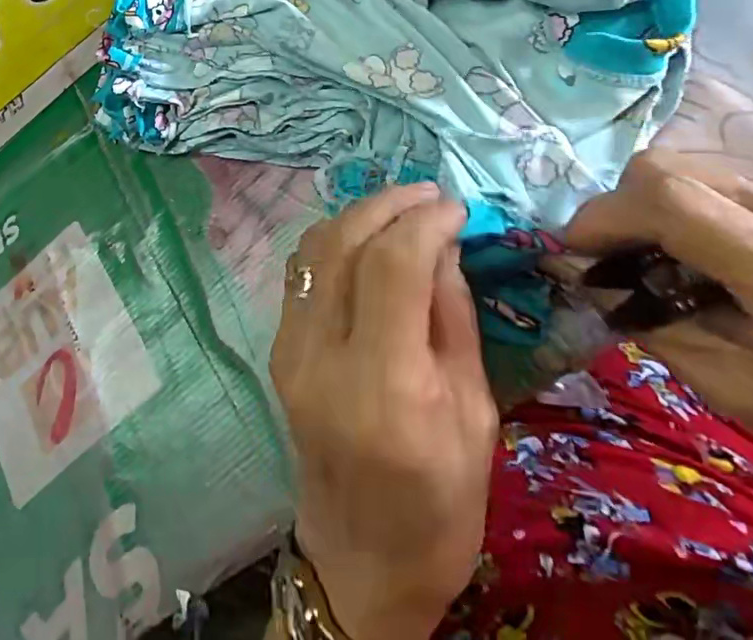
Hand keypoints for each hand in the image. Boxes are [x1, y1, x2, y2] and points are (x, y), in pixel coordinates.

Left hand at [270, 184, 495, 639]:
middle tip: (428, 194)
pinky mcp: (277, 352)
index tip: (455, 208)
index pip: (392, 265)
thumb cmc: (439, 506)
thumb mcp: (475, 416)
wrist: (358, 558)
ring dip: (357, 216)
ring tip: (400, 207)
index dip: (424, 221)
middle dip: (387, 204)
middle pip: (343, 244)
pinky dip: (333, 243)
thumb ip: (452, 320)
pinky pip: (300, 276)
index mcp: (384, 385)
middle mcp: (322, 358)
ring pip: (313, 250)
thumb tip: (442, 244)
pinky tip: (365, 239)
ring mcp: (289, 352)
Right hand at [563, 150, 752, 517]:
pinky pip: (728, 173)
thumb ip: (645, 321)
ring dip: (652, 202)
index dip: (604, 215)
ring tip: (659, 253)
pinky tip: (708, 246)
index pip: (674, 200)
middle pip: (672, 167)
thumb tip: (573, 272)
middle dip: (619, 206)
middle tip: (611, 256)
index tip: (575, 251)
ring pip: (693, 163)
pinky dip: (691, 201)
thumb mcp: (731, 391)